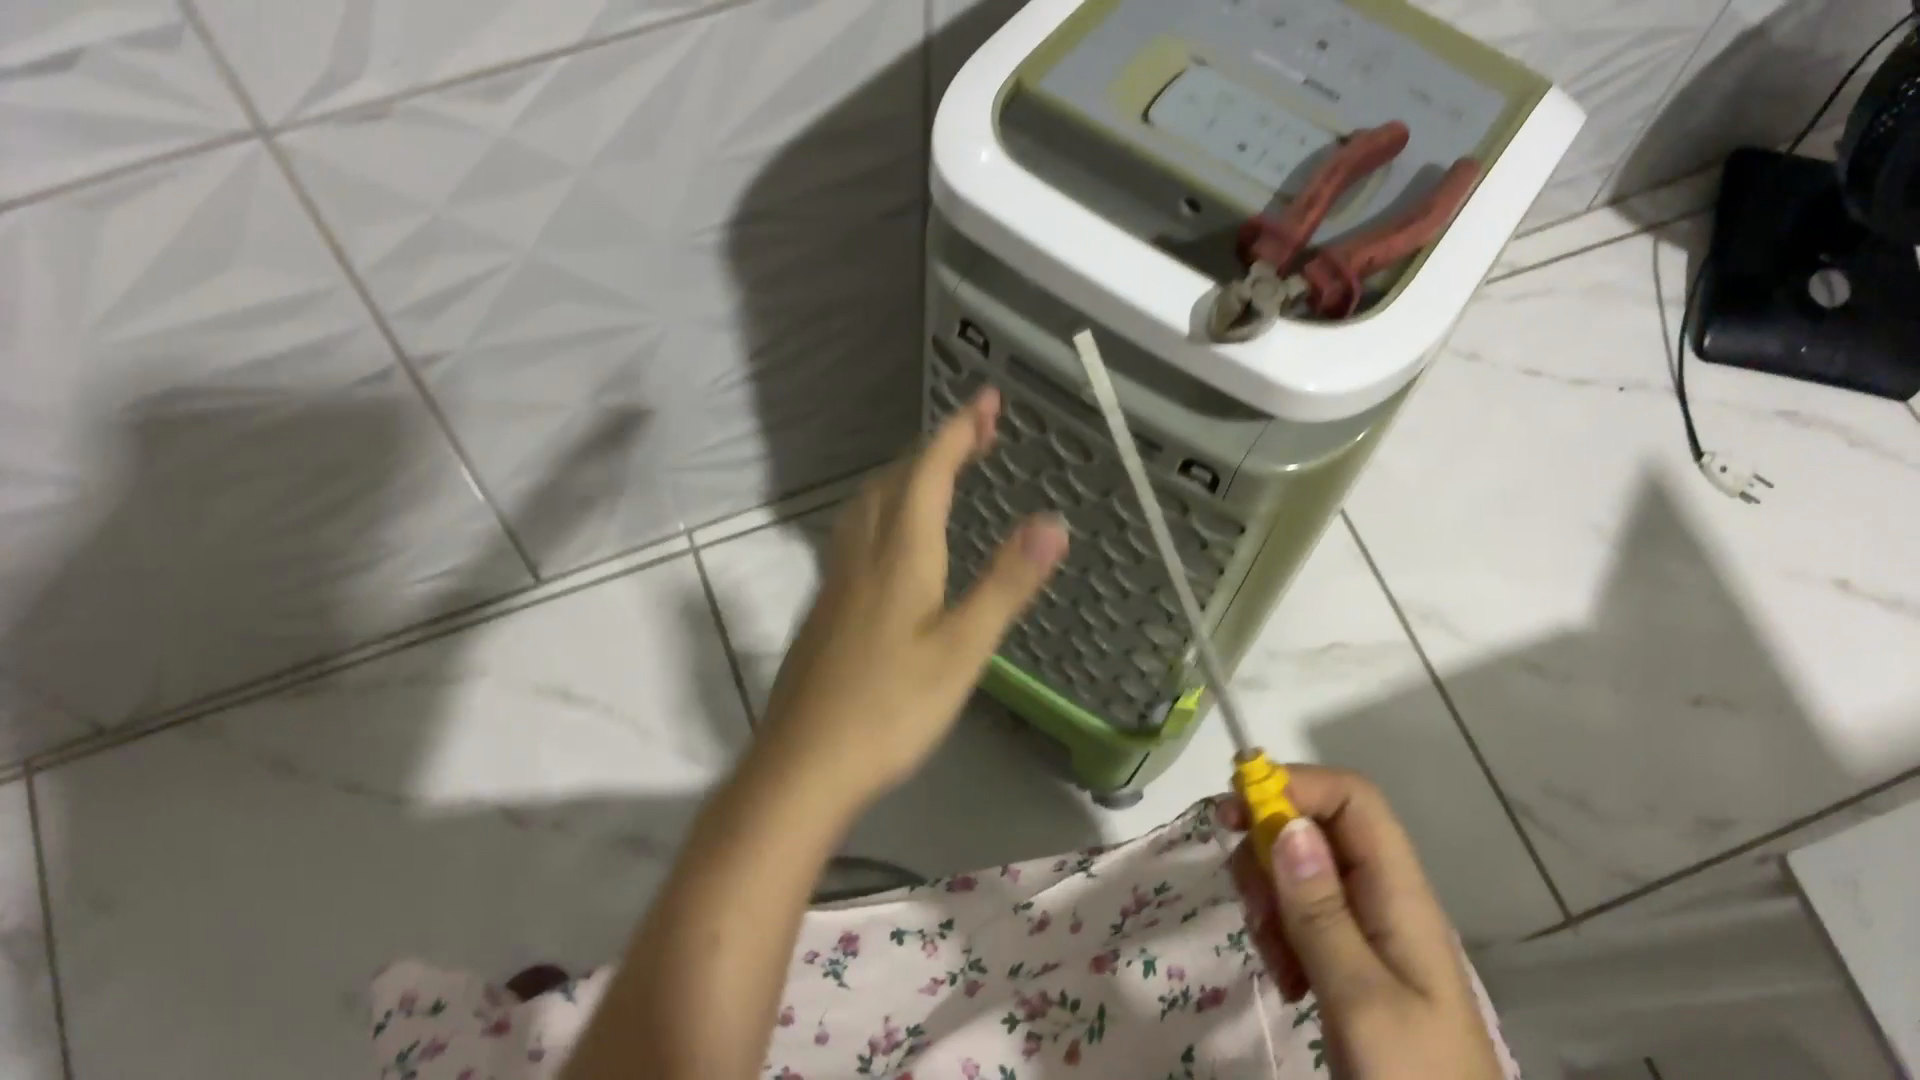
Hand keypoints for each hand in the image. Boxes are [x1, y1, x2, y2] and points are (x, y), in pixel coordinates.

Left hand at [757, 388, 1070, 803]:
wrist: (803, 764)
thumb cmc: (891, 709)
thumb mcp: (963, 649)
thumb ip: (1006, 583)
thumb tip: (1054, 519)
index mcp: (900, 554)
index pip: (929, 472)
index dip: (959, 431)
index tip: (987, 399)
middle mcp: (862, 554)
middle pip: (894, 480)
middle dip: (936, 447)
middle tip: (978, 435)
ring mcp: (837, 581)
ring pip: (867, 504)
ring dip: (904, 475)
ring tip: (937, 473)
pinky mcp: (825, 608)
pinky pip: (855, 532)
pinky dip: (884, 509)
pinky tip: (891, 537)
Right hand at [1226, 767, 1502, 1079]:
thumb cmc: (1412, 1079)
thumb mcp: (1361, 1000)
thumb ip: (1320, 912)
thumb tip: (1287, 821)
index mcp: (1400, 896)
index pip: (1353, 800)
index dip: (1294, 787)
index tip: (1234, 813)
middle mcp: (1385, 901)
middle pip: (1318, 831)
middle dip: (1269, 853)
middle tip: (1252, 907)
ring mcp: (1370, 934)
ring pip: (1301, 875)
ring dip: (1270, 902)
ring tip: (1276, 962)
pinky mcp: (1354, 964)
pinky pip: (1303, 920)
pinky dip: (1280, 936)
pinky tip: (1287, 981)